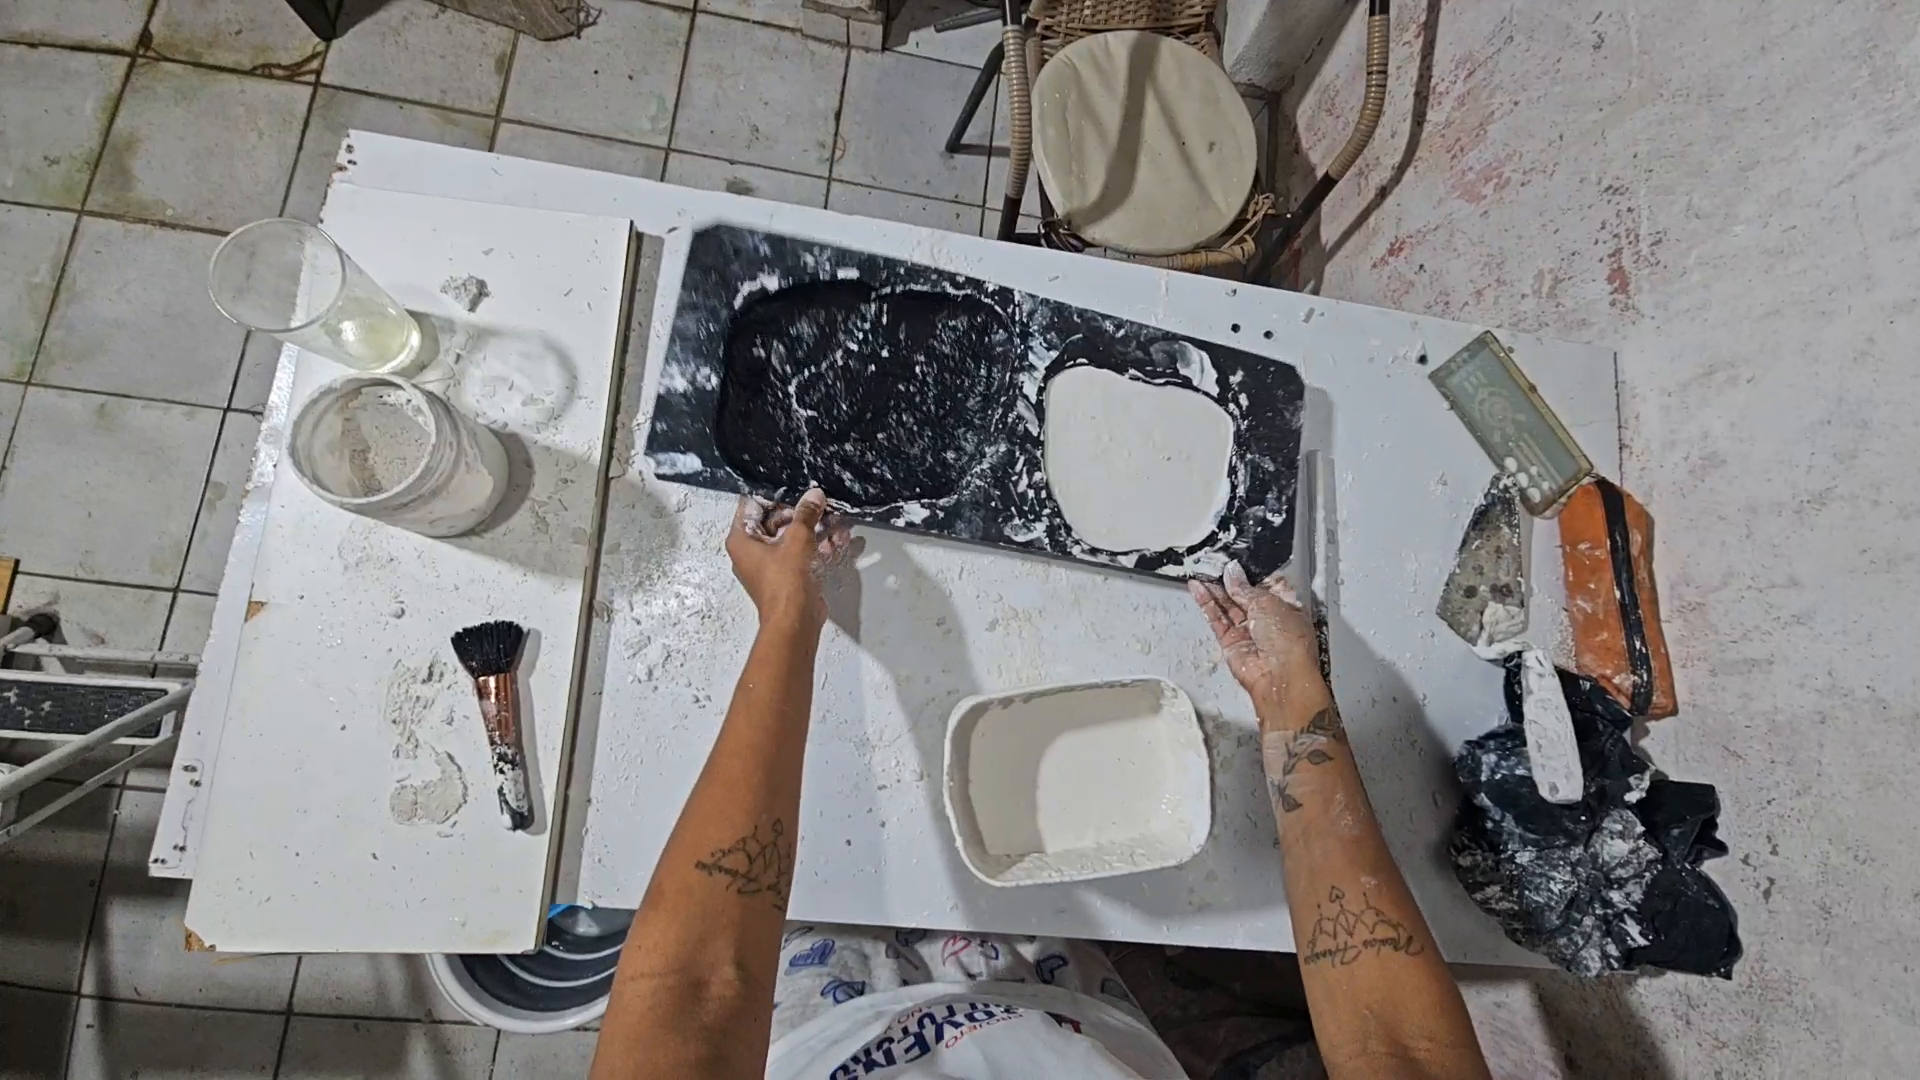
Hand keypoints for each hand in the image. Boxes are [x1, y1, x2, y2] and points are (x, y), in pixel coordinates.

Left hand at [726, 488, 853, 630]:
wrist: (795, 622)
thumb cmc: (786, 580)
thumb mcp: (798, 539)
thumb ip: (806, 513)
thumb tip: (814, 495)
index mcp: (741, 540)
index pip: (753, 505)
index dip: (774, 494)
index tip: (796, 488)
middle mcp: (751, 551)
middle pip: (775, 520)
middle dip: (801, 513)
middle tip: (822, 503)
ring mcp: (769, 565)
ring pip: (791, 537)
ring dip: (814, 529)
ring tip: (837, 520)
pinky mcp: (787, 576)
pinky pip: (800, 553)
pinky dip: (816, 547)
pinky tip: (839, 540)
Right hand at [1189, 561, 1322, 713]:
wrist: (1280, 676)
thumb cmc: (1290, 643)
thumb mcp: (1268, 602)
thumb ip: (1245, 587)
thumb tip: (1232, 573)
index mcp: (1287, 608)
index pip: (1266, 585)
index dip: (1251, 573)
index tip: (1236, 562)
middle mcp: (1268, 621)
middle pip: (1244, 595)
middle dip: (1230, 581)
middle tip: (1215, 566)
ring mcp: (1249, 632)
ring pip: (1227, 606)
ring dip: (1214, 590)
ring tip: (1201, 573)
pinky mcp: (1231, 642)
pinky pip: (1216, 619)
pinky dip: (1206, 604)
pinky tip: (1198, 589)